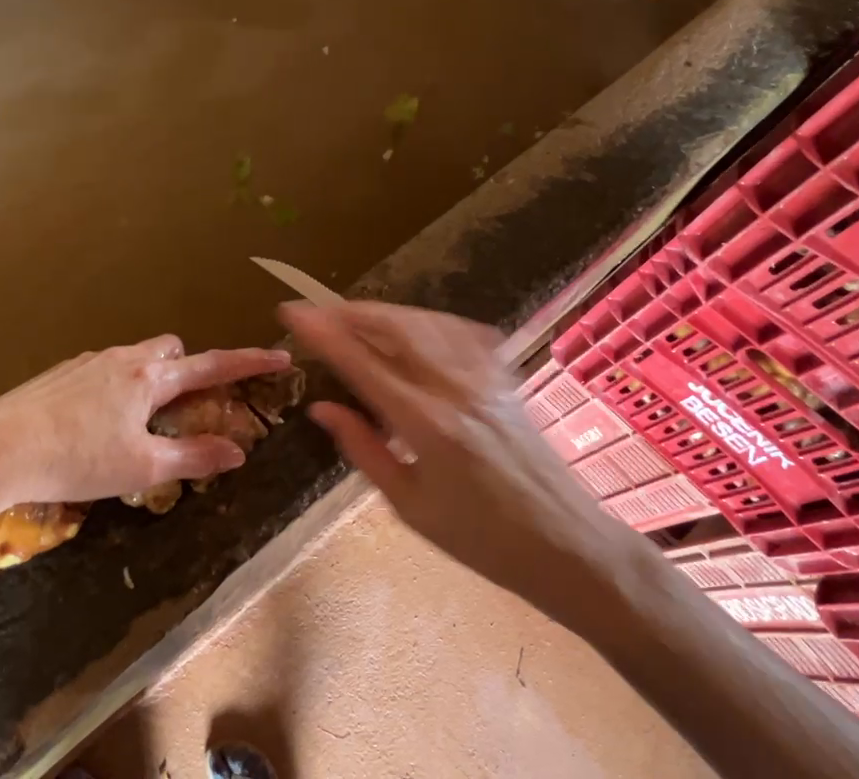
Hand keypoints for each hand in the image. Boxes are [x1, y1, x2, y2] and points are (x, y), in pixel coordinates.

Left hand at [0, 336, 292, 508]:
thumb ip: (191, 457)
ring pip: (133, 358)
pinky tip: (93, 424)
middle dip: (187, 368)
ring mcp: (86, 363)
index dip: (248, 362)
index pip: (212, 365)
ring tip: (138, 423)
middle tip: (187, 405)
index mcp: (148, 378)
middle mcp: (121, 359)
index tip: (279, 357)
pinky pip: (102, 370)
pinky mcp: (59, 374)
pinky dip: (114, 388)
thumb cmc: (77, 459)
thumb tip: (237, 452)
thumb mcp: (141, 467)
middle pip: (169, 349)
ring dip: (149, 379)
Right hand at [279, 301, 641, 621]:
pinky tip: (414, 325)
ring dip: (384, 312)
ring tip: (352, 315)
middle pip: (394, 328)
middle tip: (316, 311)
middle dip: (349, 312)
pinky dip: (427, 320)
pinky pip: (460, 332)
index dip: (322, 332)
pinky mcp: (505, 379)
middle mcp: (454, 389)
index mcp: (424, 424)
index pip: (361, 362)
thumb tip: (323, 408)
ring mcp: (485, 379)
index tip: (291, 312)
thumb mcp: (409, 505)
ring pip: (426, 322)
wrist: (567, 546)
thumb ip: (364, 449)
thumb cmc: (481, 540)